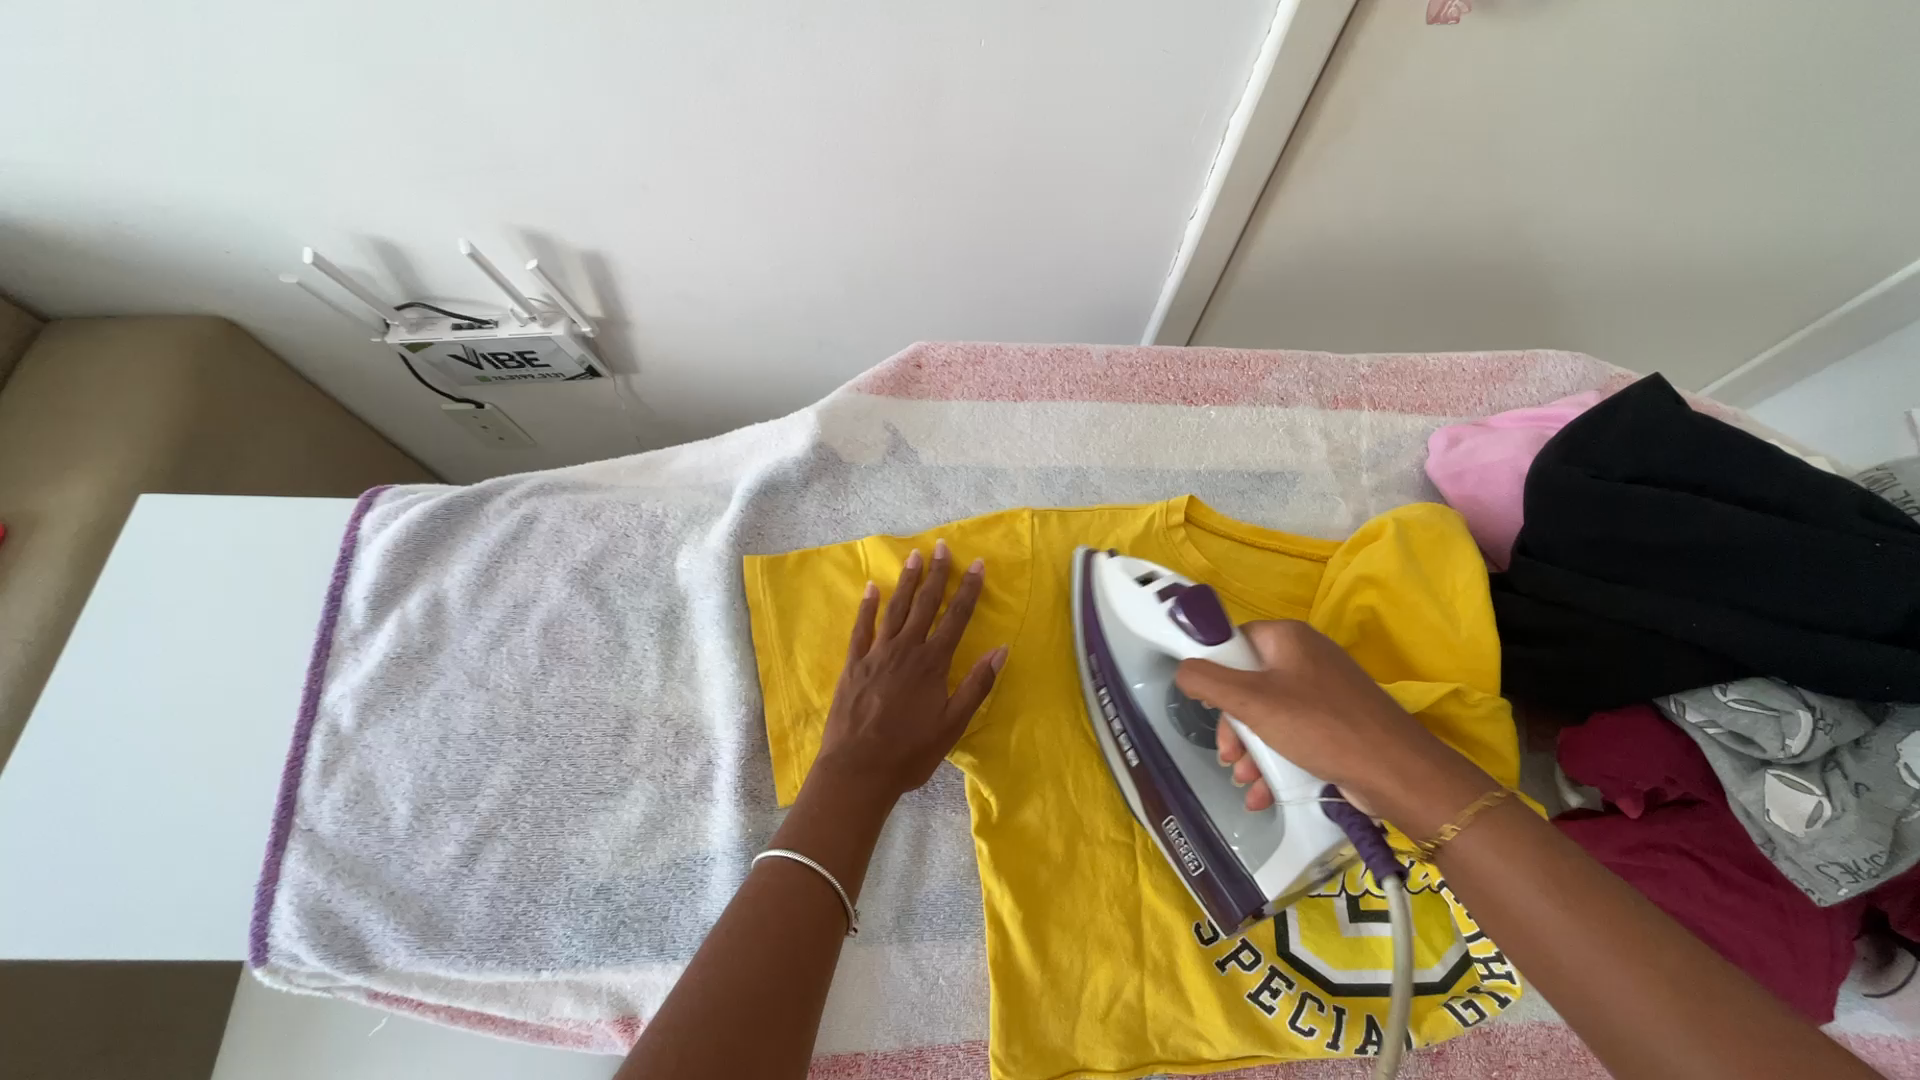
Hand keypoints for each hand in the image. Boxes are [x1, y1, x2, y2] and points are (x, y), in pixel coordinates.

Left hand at [810, 540, 1007, 803]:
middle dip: (936, 574)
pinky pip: (862, 628)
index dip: (968, 589)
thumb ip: (977, 685)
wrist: (858, 769)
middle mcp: (905, 650)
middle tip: (942, 547)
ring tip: (914, 556)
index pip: (956, 617)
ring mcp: (876, 654)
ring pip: (894, 609)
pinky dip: (868, 606)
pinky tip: (872, 587)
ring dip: (906, 581)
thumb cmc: (910, 752)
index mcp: (933, 663)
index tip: (977, 564)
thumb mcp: (953, 724)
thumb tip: (1000, 650)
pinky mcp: (853, 664)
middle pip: (924, 604)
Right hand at [1173, 620, 1493, 836]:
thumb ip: (1207, 681)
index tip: (1205, 703)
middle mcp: (1304, 657)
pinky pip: (1289, 734)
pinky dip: (1273, 761)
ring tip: (1245, 780)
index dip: (1214, 671)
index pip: (1233, 641)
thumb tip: (1183, 670)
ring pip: (1266, 715)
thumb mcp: (1253, 701)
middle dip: (1232, 726)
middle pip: (1246, 684)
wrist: (1396, 774)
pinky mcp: (1333, 723)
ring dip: (1249, 750)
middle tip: (1227, 754)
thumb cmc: (1320, 727)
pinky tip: (1262, 792)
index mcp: (1287, 638)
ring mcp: (1321, 691)